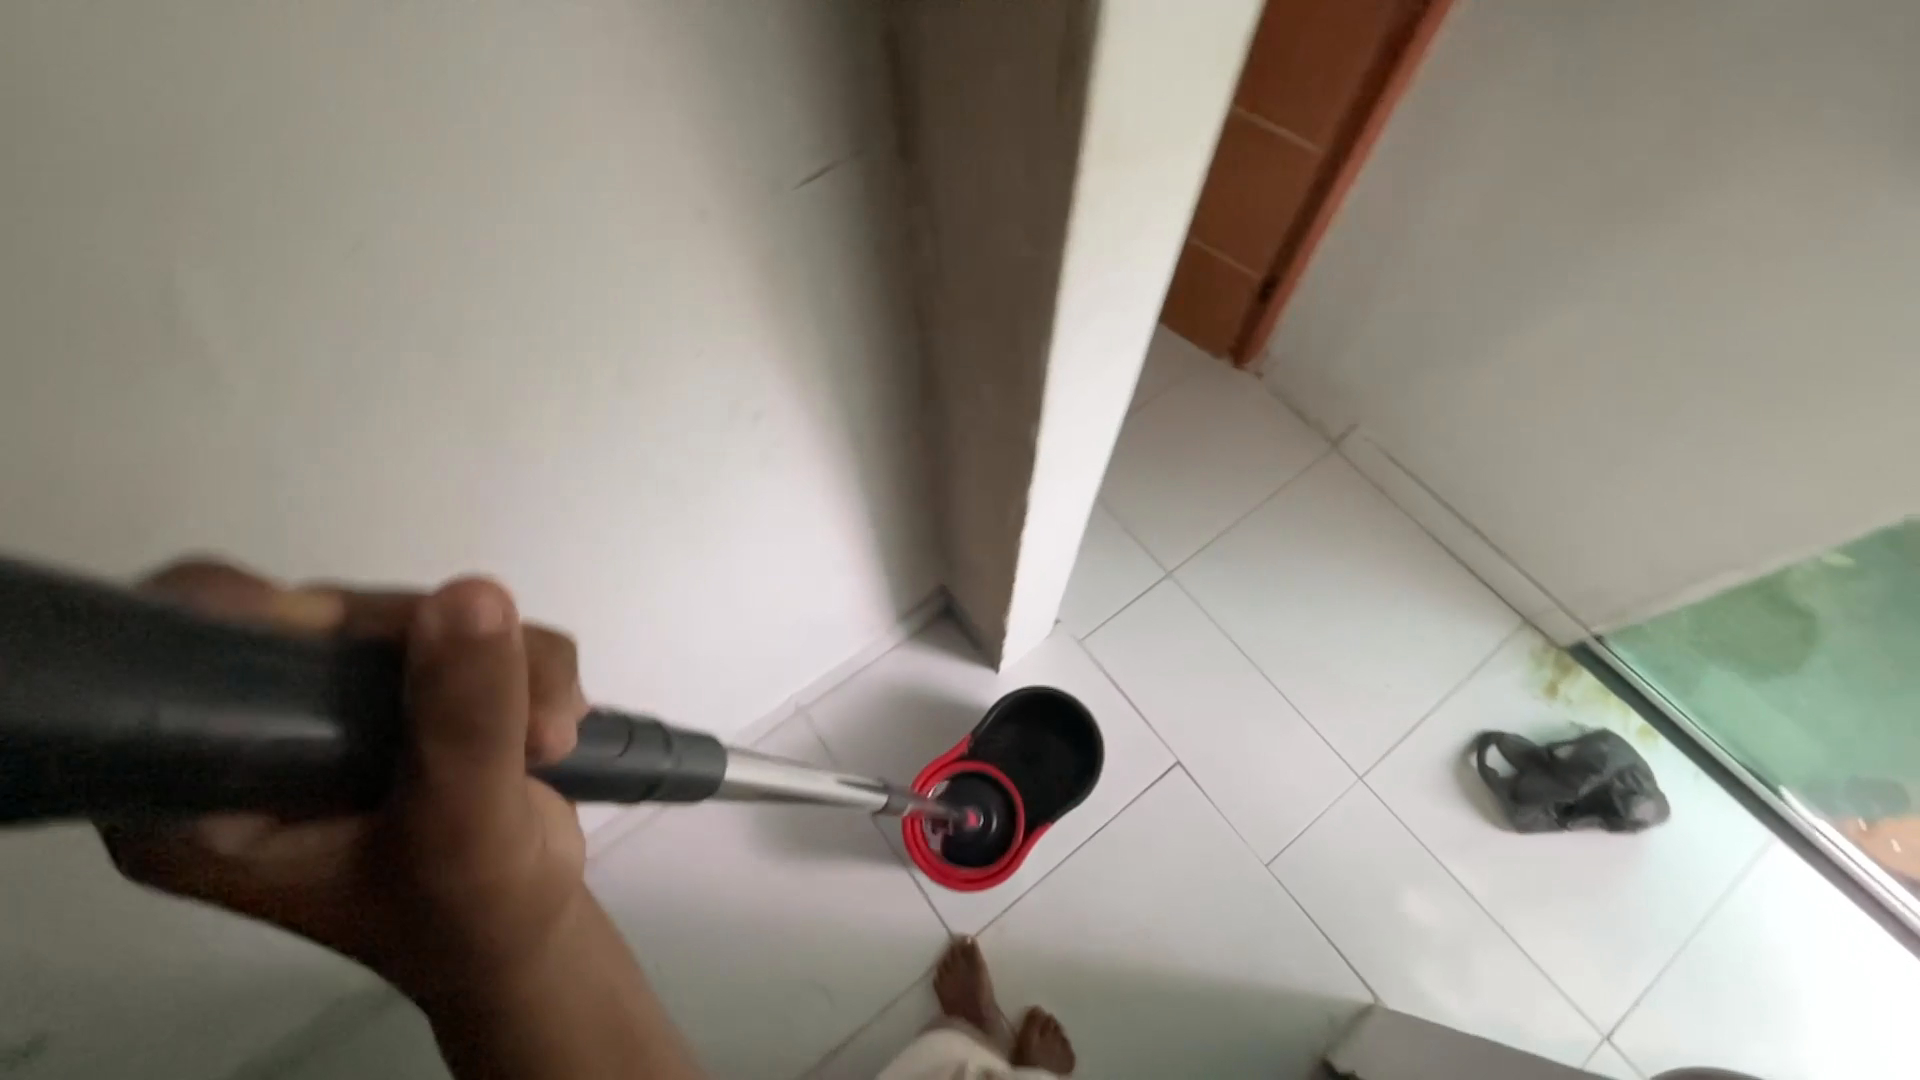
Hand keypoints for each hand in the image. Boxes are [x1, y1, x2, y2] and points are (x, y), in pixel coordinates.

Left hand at [100, 560, 592, 1008]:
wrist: (528, 923)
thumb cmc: (471, 909)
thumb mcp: (466, 828)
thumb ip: (466, 721)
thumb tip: (474, 592)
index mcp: (208, 788)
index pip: (188, 663)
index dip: (265, 624)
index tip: (368, 638)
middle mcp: (262, 732)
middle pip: (337, 620)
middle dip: (447, 652)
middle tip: (524, 719)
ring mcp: (345, 706)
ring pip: (425, 617)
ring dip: (514, 666)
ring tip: (551, 741)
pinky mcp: (413, 692)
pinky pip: (478, 629)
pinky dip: (535, 668)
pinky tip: (555, 725)